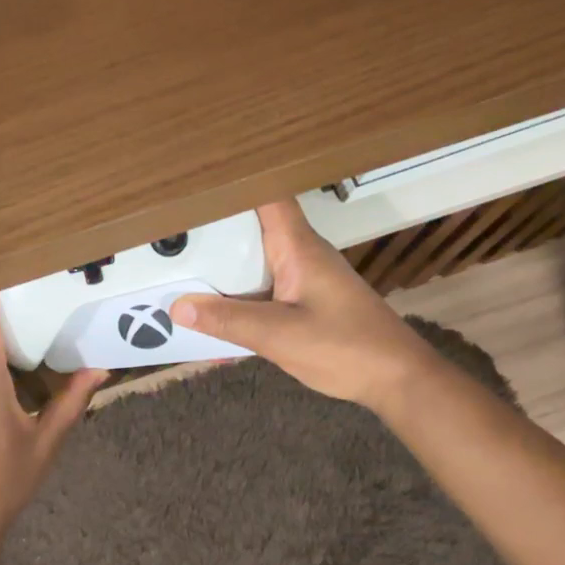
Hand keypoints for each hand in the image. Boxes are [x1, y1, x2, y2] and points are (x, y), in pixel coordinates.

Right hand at [170, 199, 428, 408]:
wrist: (398, 380)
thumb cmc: (346, 348)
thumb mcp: (280, 336)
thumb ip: (228, 320)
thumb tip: (176, 305)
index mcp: (298, 247)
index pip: (266, 196)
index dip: (232, 185)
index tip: (191, 185)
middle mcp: (300, 254)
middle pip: (252, 228)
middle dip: (212, 229)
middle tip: (166, 230)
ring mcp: (304, 279)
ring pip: (254, 261)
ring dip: (222, 267)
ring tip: (175, 266)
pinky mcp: (305, 302)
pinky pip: (262, 290)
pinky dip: (237, 298)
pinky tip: (210, 316)